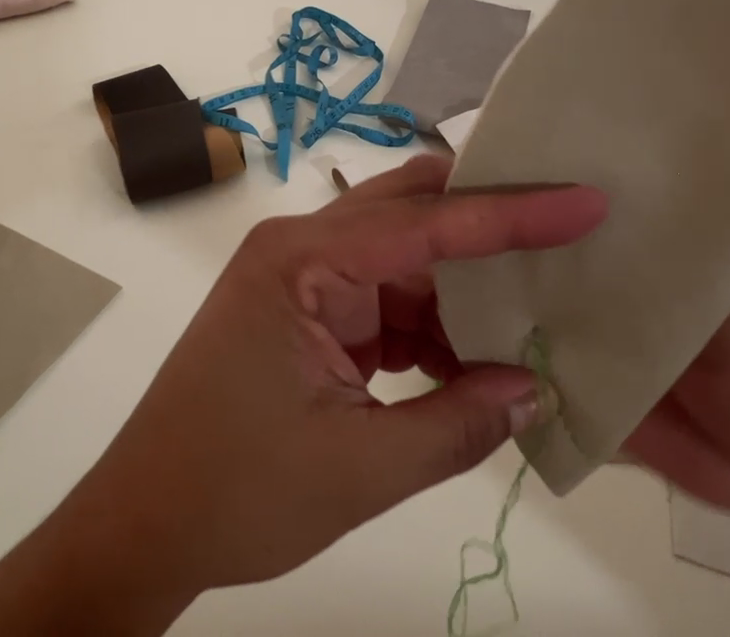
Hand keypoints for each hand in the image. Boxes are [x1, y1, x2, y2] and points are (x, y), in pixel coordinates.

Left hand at [0, 154, 606, 635]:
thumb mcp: (358, 469)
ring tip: (545, 293)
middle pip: (413, 212)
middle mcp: (301, 250)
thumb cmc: (234, 493)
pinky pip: (389, 298)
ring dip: (467, 281)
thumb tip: (538, 387)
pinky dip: (437, 322)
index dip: (514, 214)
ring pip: (406, 255)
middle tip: (574, 220)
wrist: (142, 527)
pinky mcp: (310, 314)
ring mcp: (304, 280)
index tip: (587, 201)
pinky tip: (483, 350)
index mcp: (302, 262)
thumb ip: (458, 424)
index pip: (427, 223)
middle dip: (491, 221)